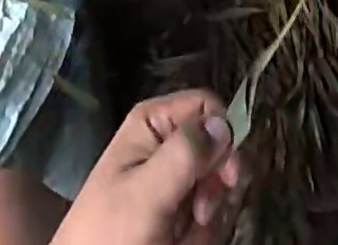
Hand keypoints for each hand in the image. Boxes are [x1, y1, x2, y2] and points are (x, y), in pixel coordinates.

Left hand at [52, 90, 244, 244]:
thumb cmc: (110, 236)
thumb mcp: (146, 194)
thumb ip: (185, 154)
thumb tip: (224, 123)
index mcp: (153, 122)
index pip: (206, 106)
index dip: (223, 137)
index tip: (228, 178)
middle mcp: (164, 143)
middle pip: (215, 150)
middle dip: (212, 188)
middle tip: (198, 214)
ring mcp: (169, 179)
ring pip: (213, 187)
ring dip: (204, 218)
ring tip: (178, 238)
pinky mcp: (172, 210)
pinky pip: (204, 215)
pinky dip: (196, 234)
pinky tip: (176, 243)